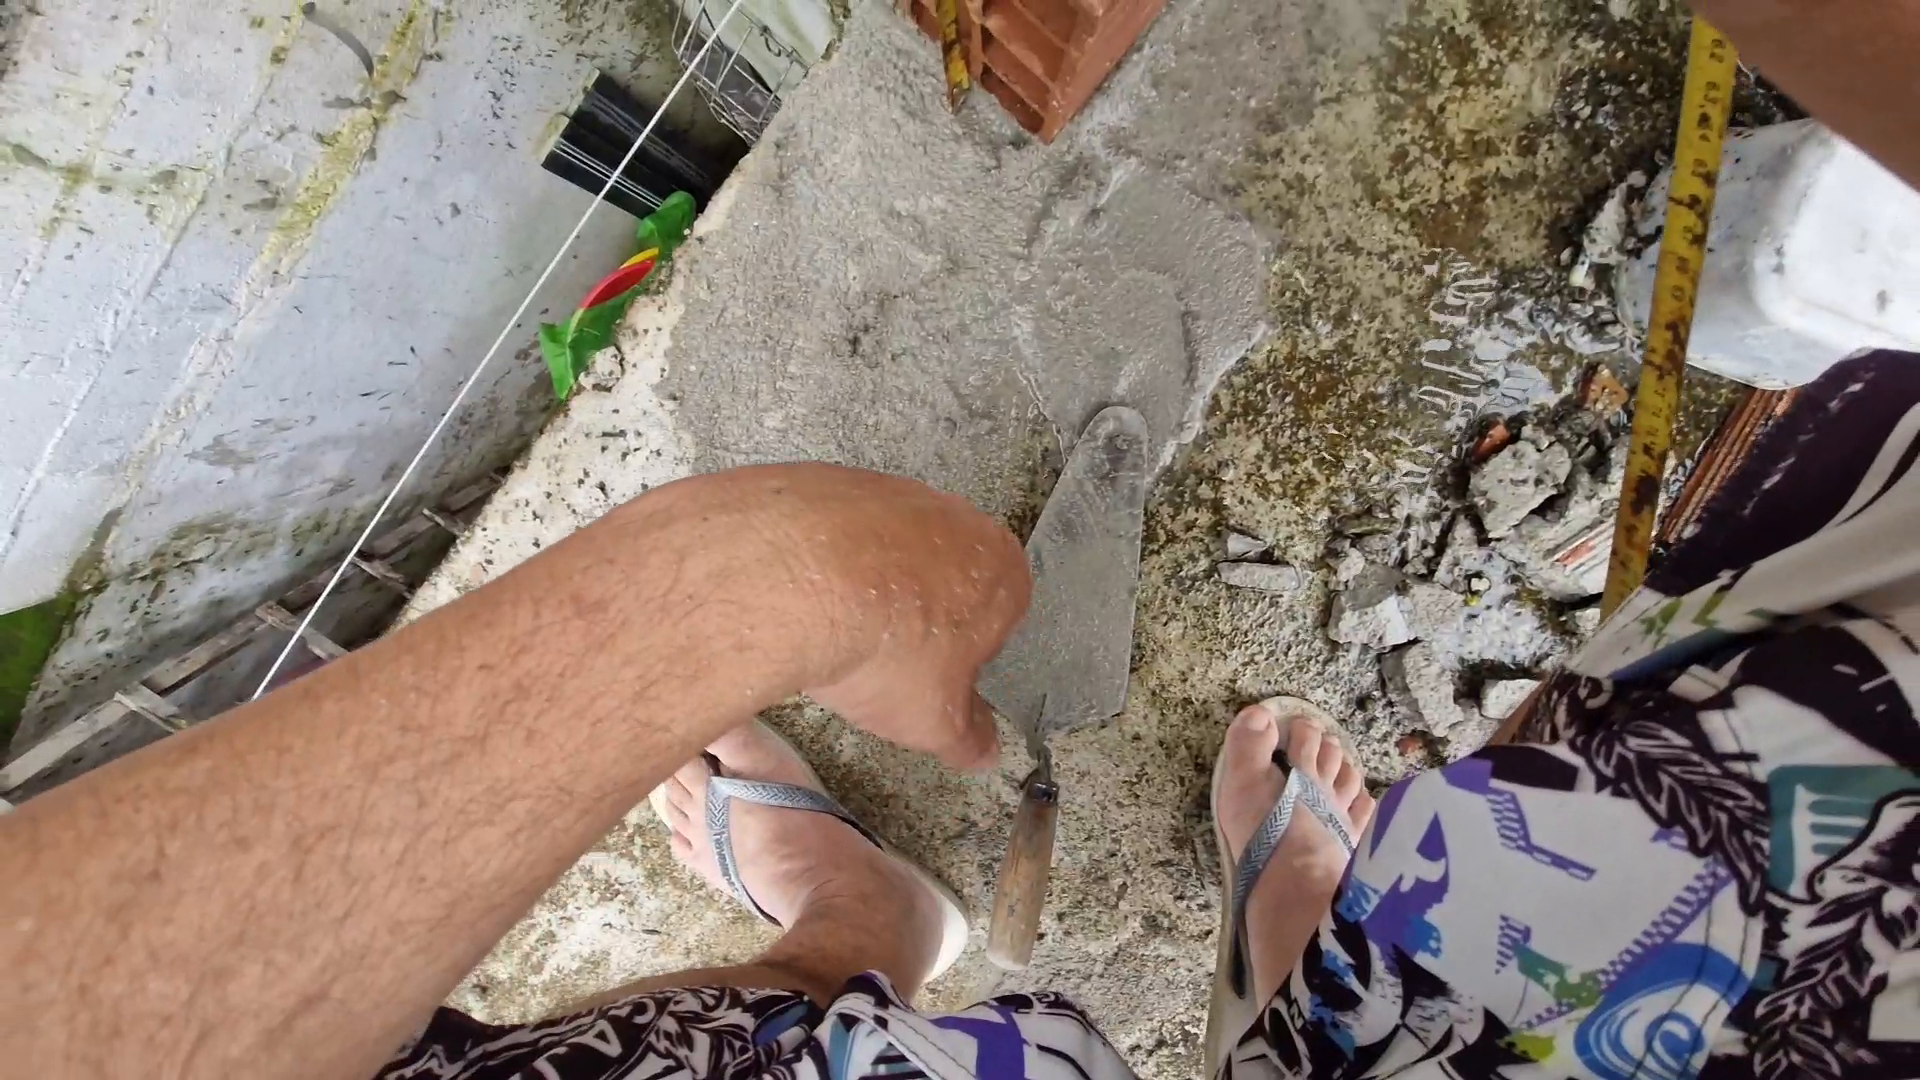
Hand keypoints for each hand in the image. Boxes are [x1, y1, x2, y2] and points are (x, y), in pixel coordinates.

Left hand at [730, 465, 1030, 769]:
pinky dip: (826, 561)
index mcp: (1002, 569)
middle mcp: (957, 518)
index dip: (962, 655)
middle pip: (945, 579)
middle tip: (880, 659)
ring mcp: (895, 492)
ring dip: (870, 587)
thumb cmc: (886, 647)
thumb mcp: (935, 721)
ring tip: (833, 630)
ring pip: (890, 552)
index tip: (929, 678)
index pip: (998, 619)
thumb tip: (985, 751)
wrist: (796, 580)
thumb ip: (970, 739)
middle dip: (918, 617)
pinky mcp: (837, 481)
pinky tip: (803, 595)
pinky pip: (839, 531)